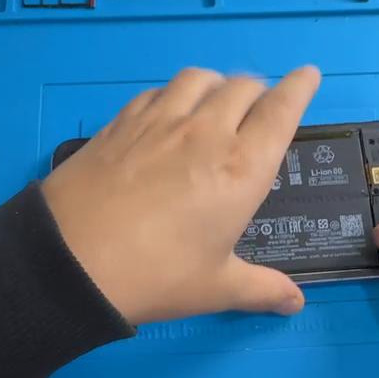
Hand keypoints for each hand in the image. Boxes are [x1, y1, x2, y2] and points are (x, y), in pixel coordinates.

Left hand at [42, 66, 321, 325]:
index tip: (308, 75)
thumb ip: (262, 289)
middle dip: (261, 91)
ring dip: (218, 84)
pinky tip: (169, 112)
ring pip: (201, 78)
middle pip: (245, 86)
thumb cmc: (154, 275)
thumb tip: (294, 302)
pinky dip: (176, 93)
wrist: (70, 262)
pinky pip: (159, 90)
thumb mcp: (215, 287)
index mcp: (242, 168)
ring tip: (217, 102)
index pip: (282, 110)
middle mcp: (207, 132)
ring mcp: (161, 121)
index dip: (300, 87)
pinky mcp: (123, 121)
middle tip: (260, 109)